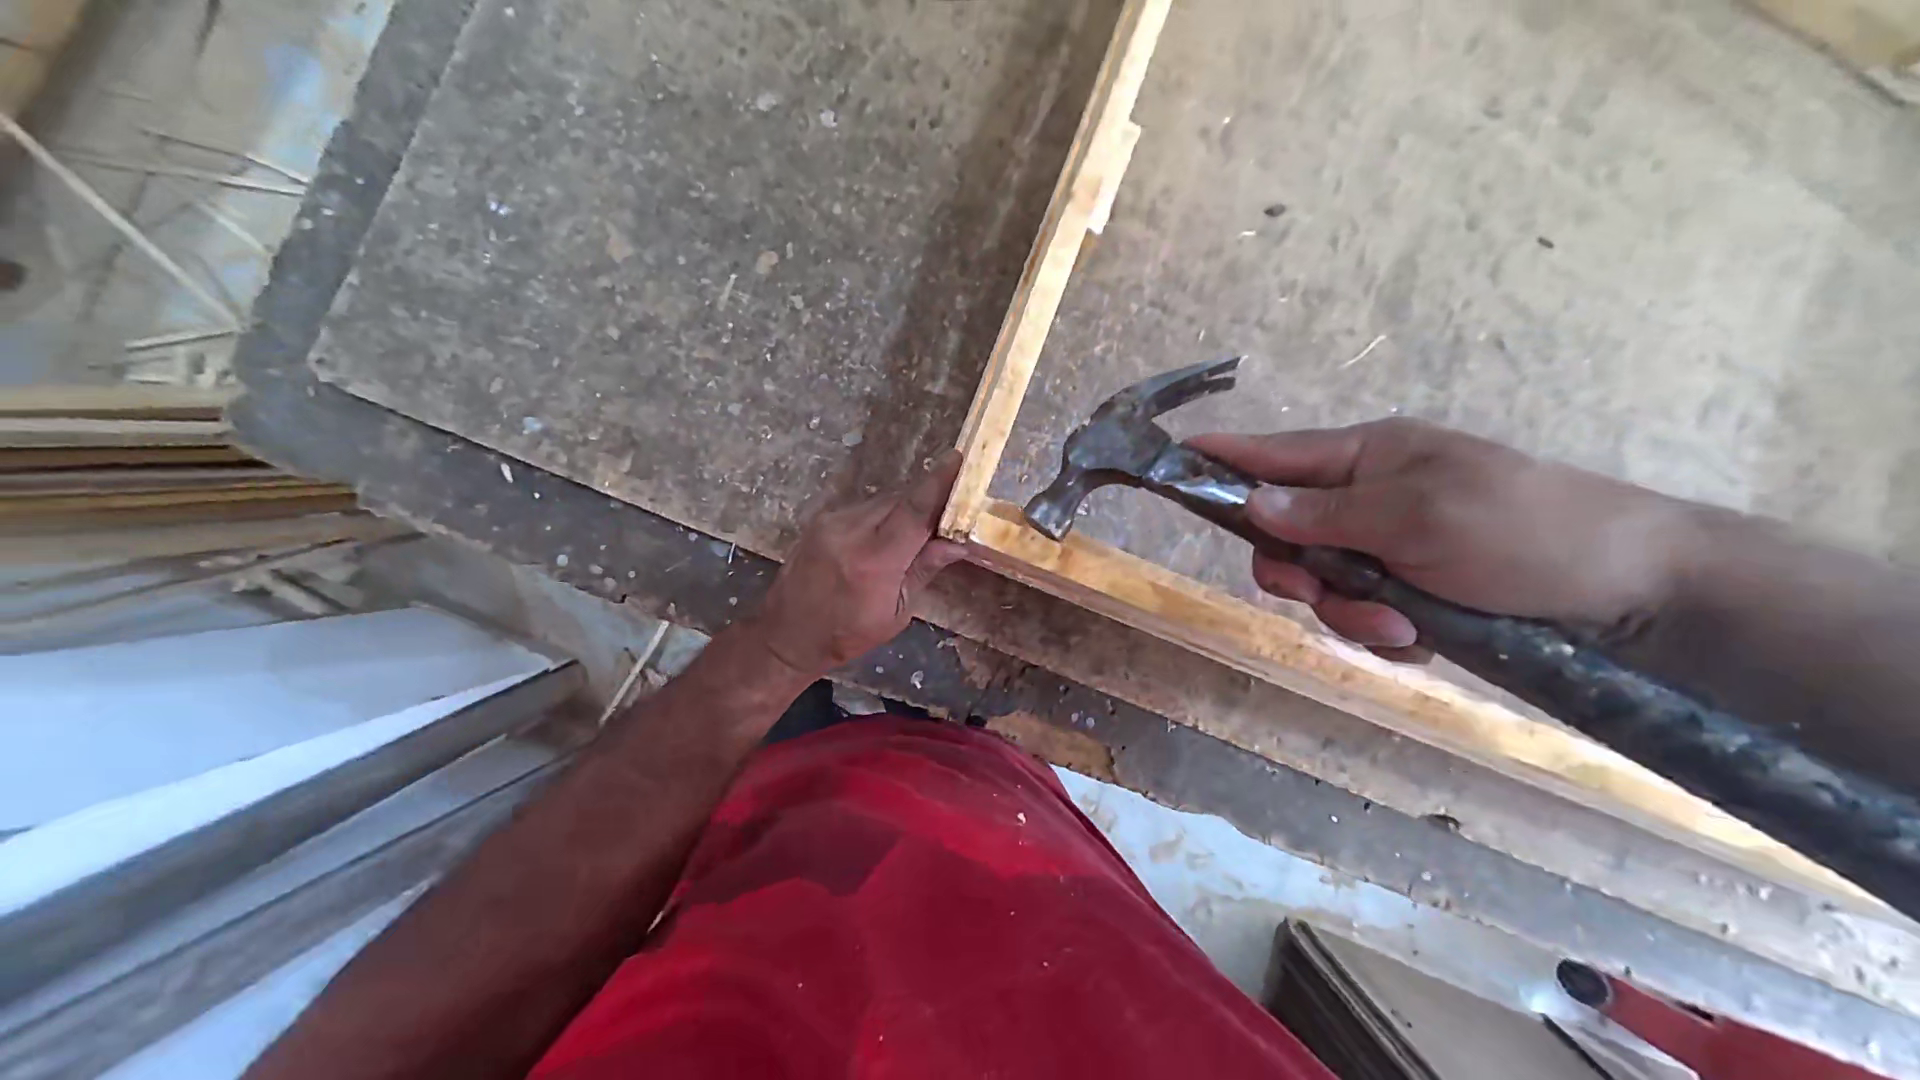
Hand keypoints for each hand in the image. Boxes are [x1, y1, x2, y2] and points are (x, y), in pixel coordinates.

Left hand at [743, 453, 967, 679]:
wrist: (786, 634)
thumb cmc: (847, 635)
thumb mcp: (896, 613)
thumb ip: (924, 569)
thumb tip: (958, 542)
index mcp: (874, 561)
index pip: (914, 510)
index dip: (939, 483)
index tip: (960, 460)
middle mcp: (850, 531)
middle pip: (901, 499)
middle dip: (928, 500)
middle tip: (950, 512)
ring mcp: (831, 521)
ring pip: (882, 501)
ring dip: (905, 509)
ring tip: (917, 531)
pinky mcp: (821, 519)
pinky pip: (863, 507)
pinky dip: (882, 515)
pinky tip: (886, 536)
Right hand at [1188, 419, 1700, 654]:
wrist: (1634, 592)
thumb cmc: (1525, 530)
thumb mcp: (1419, 515)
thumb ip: (1326, 512)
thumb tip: (1251, 500)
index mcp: (1366, 457)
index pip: (1274, 453)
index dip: (1221, 457)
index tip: (1171, 459)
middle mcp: (1364, 499)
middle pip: (1281, 533)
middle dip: (1296, 572)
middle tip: (1325, 592)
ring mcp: (1383, 545)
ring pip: (1316, 582)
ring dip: (1346, 611)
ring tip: (1400, 626)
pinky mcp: (1405, 588)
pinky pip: (1356, 613)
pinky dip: (1377, 631)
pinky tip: (1419, 637)